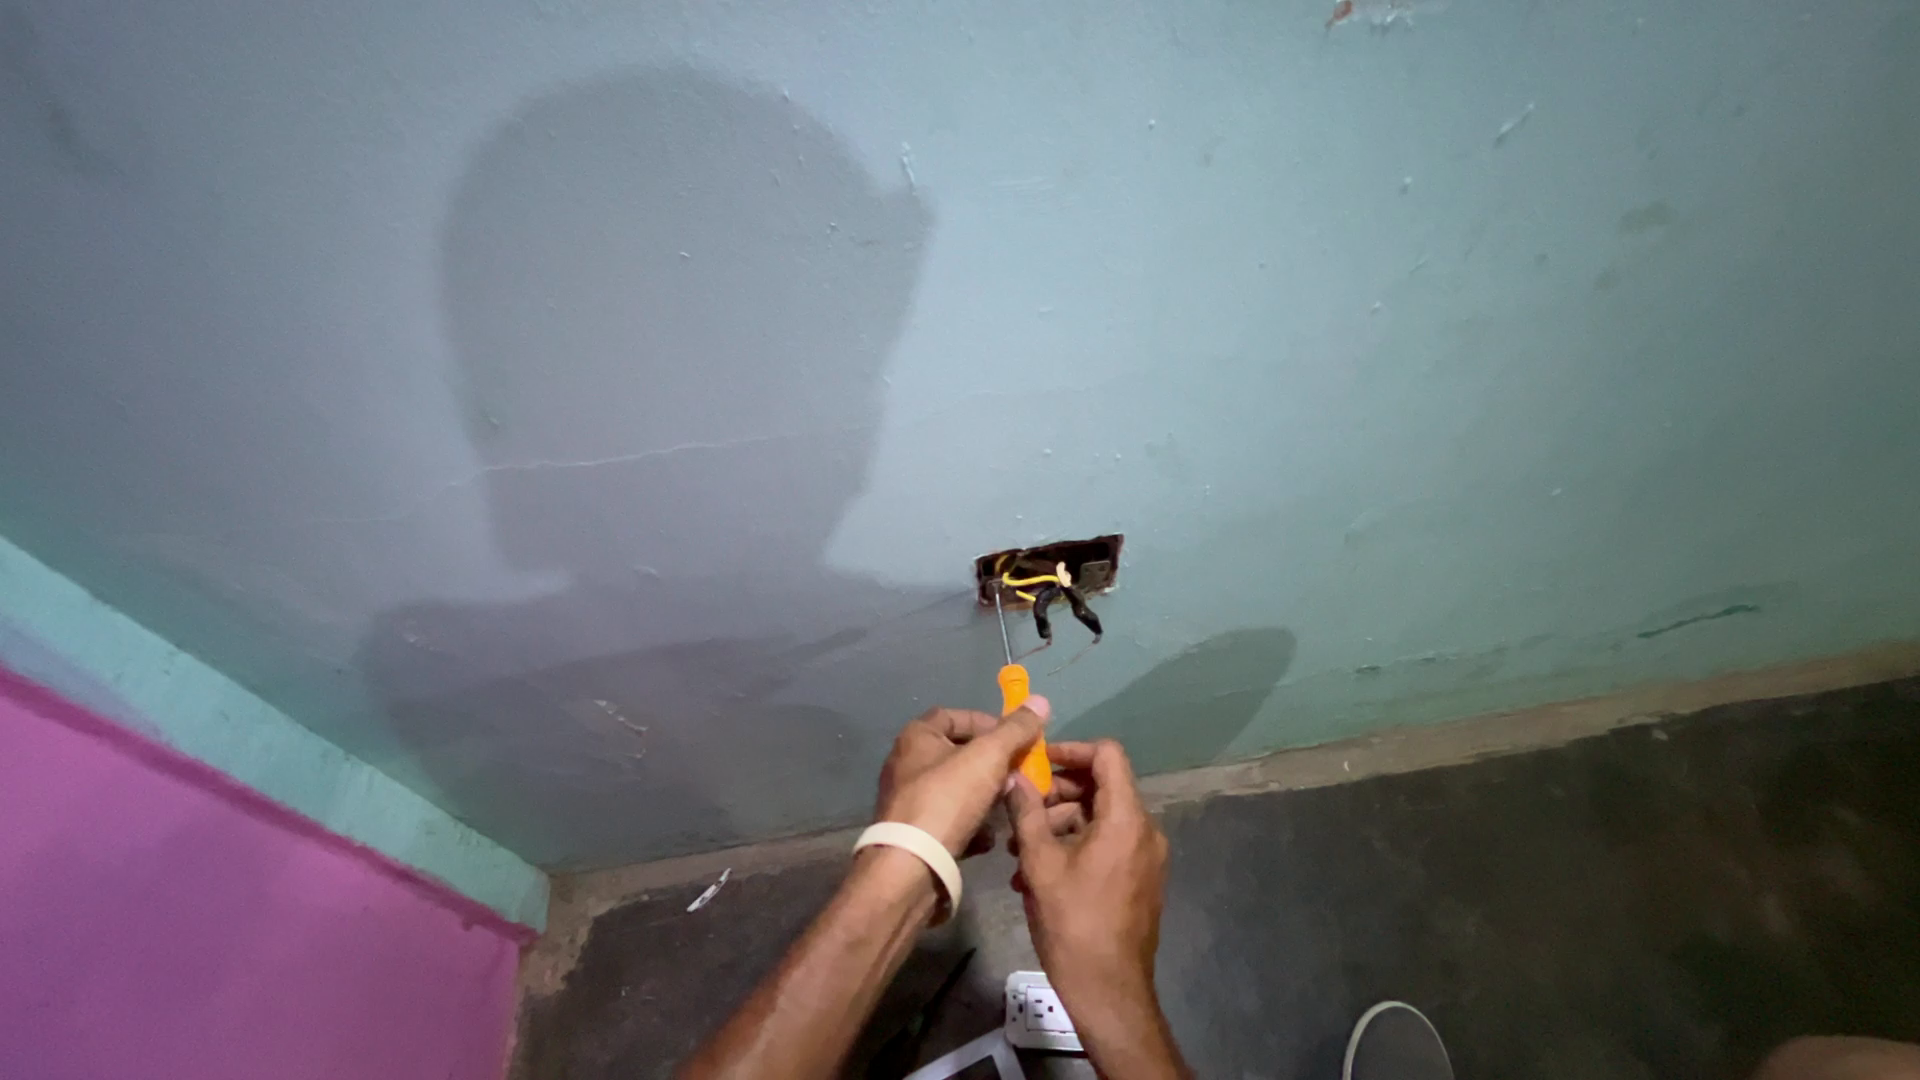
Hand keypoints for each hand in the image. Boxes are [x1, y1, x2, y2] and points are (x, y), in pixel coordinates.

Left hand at [875, 696, 1049, 855]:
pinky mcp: (915, 833)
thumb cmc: (947, 799)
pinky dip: (971, 825)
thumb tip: (1040, 700)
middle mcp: (906, 763)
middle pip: (958, 754)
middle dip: (991, 763)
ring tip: (1007, 806)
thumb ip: (1015, 730)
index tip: (1014, 737)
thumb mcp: (988, 757)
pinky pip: (949, 820)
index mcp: (916, 737)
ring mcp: (908, 800)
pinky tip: (987, 837)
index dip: (987, 722)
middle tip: (1017, 773)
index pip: (954, 715)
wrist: (912, 867)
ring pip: (956, 789)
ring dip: (984, 796)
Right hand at [1006, 738, 1168, 1002]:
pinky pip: (1107, 843)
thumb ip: (1025, 812)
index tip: (1037, 762)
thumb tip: (1012, 776)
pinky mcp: (1140, 878)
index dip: (1071, 749)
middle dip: (1057, 794)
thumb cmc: (1074, 924)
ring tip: (1018, 850)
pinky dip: (1074, 846)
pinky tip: (1036, 872)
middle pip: (1101, 786)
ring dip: (1059, 824)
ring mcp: (1145, 856)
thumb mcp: (1040, 863)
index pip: (1107, 755)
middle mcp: (1144, 830)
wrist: (1110, 994)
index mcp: (1126, 818)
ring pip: (1099, 817)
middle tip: (1019, 810)